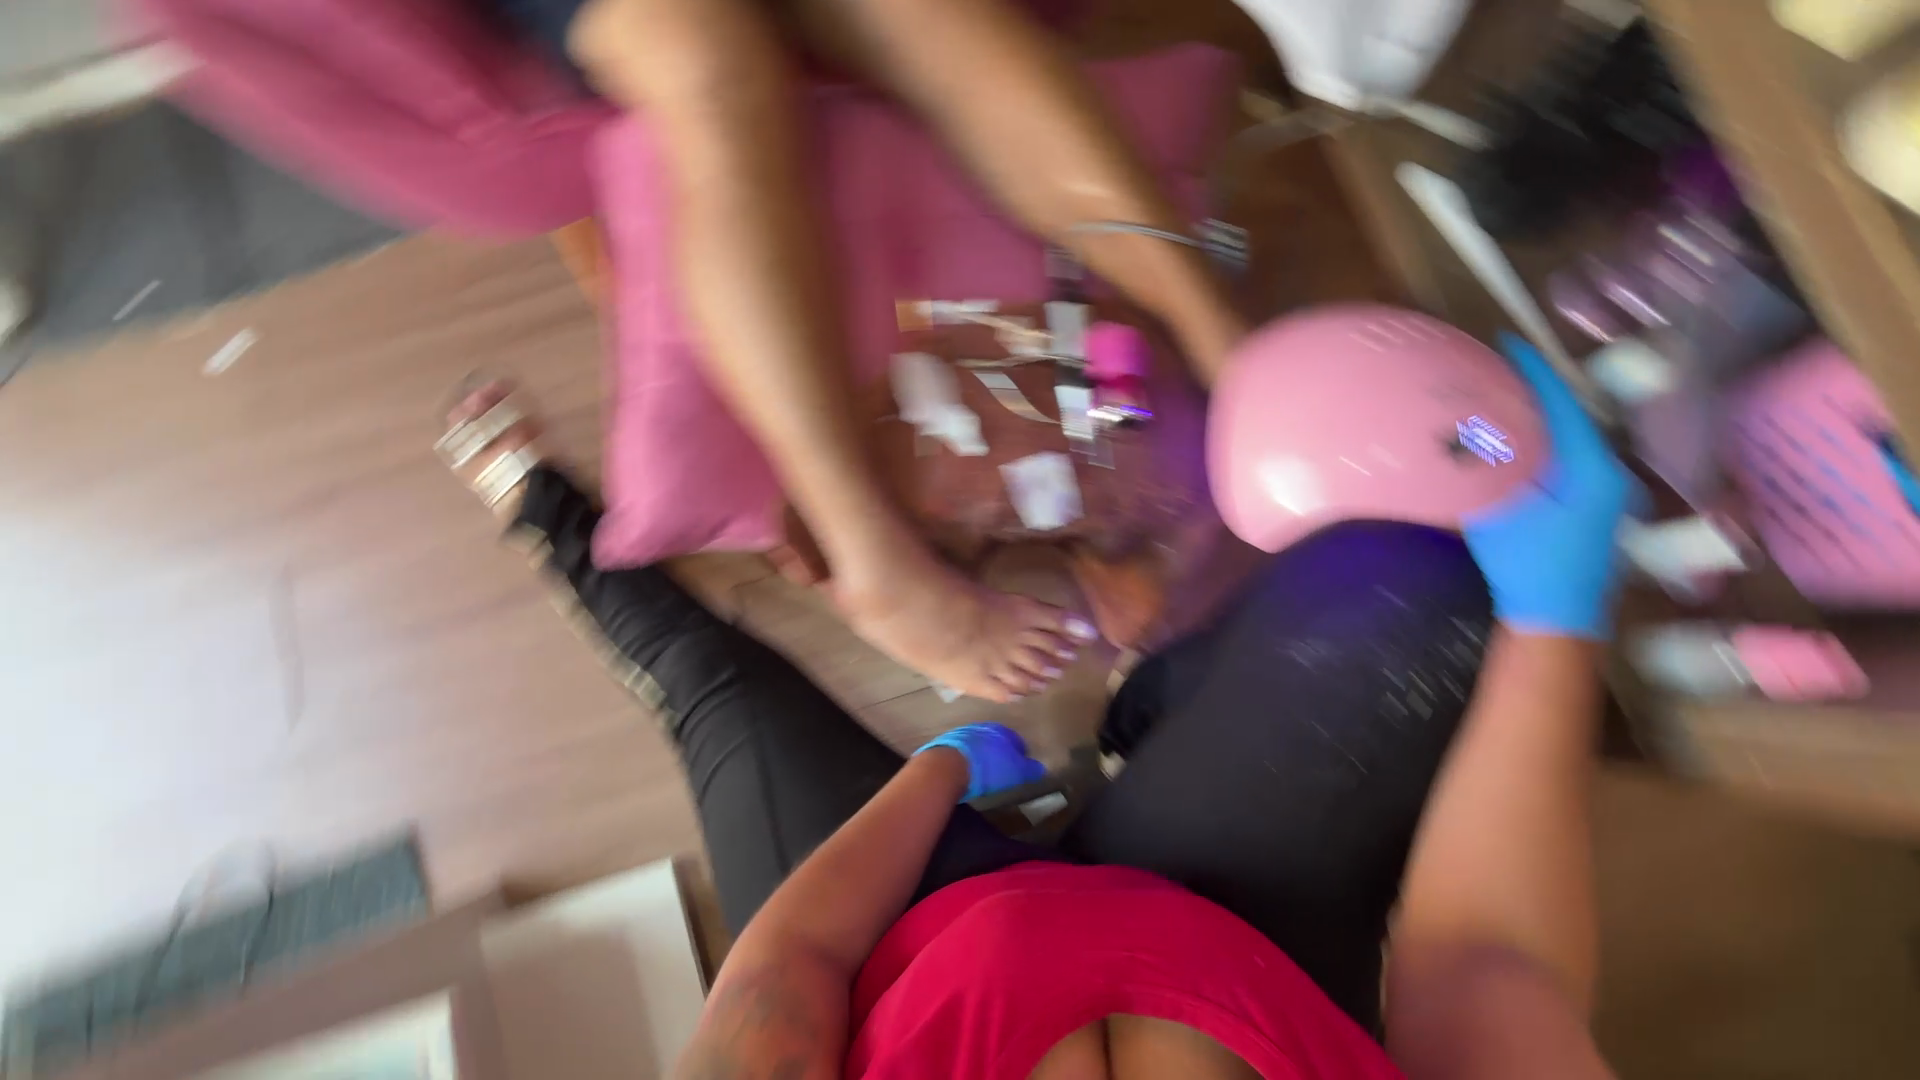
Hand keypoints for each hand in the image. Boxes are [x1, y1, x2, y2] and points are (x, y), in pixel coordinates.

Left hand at [914, 723, 1046, 801]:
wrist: (950, 766)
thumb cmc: (989, 768)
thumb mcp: (1016, 772)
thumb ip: (1030, 769)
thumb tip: (1042, 768)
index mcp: (1003, 731)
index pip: (1016, 740)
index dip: (1020, 753)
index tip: (1020, 765)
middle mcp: (983, 727)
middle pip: (996, 740)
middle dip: (1000, 752)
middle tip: (1002, 768)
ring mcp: (964, 733)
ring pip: (979, 743)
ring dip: (982, 754)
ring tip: (984, 771)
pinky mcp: (948, 743)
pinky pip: (963, 750)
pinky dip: (967, 759)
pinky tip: (967, 771)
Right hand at [1463, 335, 1640, 639]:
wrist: (1557, 615)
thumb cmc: (1528, 562)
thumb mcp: (1499, 510)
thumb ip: (1489, 466)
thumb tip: (1470, 427)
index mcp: (1590, 466)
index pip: (1561, 403)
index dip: (1534, 371)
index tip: (1508, 343)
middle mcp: (1607, 470)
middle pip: (1570, 415)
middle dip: (1535, 387)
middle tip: (1497, 366)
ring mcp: (1605, 490)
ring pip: (1570, 436)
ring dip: (1539, 414)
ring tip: (1504, 395)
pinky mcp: (1594, 506)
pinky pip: (1568, 456)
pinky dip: (1544, 439)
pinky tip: (1519, 439)